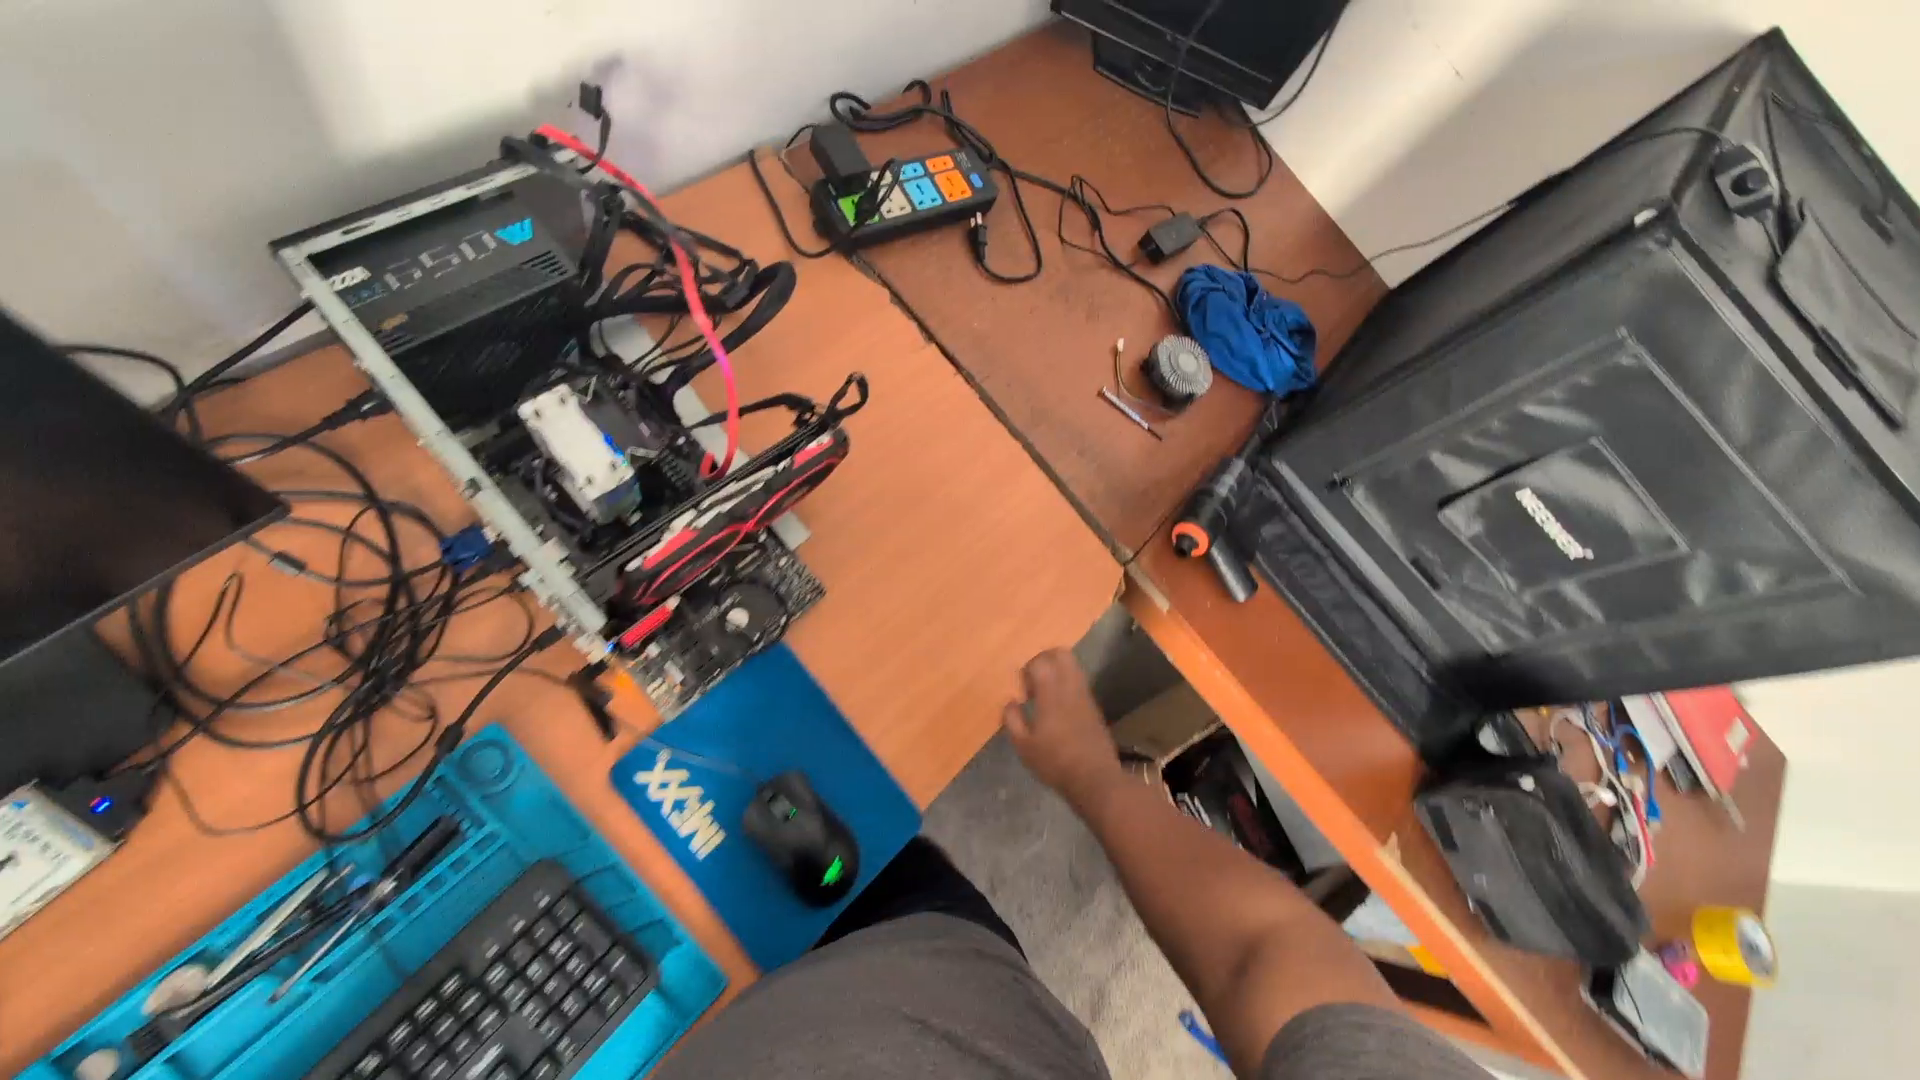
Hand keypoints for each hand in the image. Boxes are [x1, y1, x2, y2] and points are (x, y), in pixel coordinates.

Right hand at [1003, 649, 1125, 808]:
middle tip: (1034, 681)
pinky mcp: (1094, 706)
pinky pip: (1079, 682)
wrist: (1094, 778)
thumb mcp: (1023, 746)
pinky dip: (1067, 685)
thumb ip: (1012, 719)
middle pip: (1061, 654)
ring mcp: (1085, 696)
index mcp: (1051, 694)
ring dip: (1057, 672)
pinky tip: (1059, 709)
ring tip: (1046, 696)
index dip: (1027, 670)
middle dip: (1044, 659)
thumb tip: (1010, 701)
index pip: (1040, 662)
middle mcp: (1071, 688)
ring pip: (1073, 666)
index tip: (1023, 692)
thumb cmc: (1054, 762)